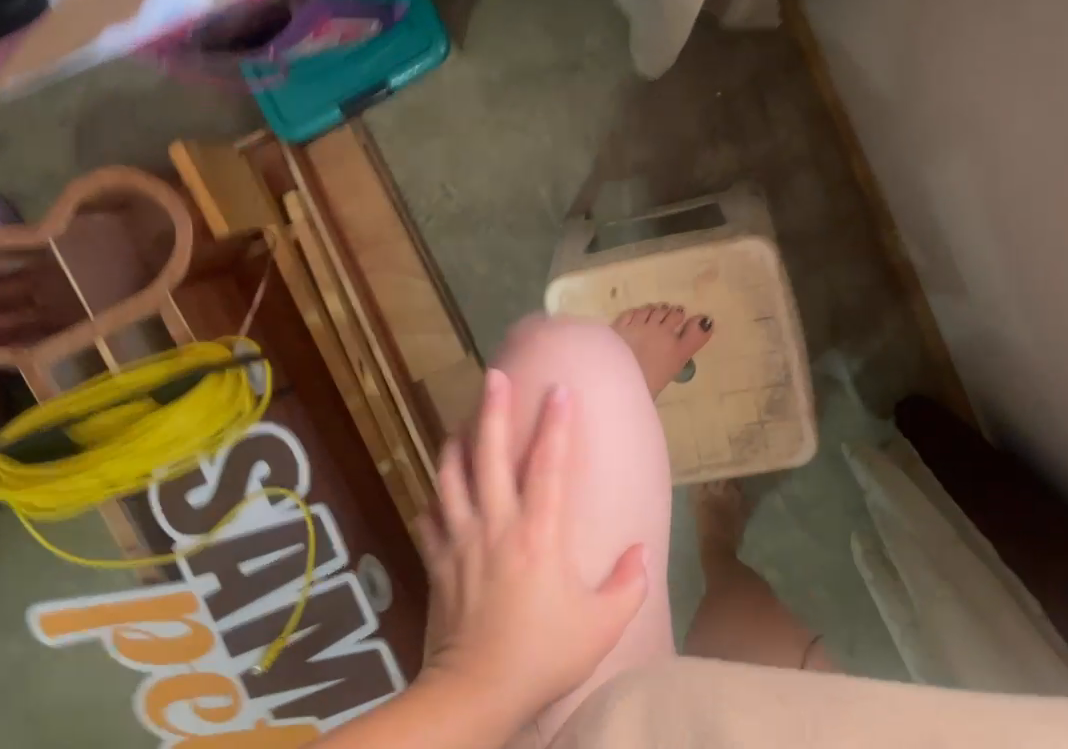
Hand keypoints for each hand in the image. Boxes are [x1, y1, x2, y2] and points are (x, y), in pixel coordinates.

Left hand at [414, 370, 648, 726]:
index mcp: (539, 534)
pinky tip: (433, 495)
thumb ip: (627, 584)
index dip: (557, 423)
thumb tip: (640, 551)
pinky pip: (428, 521)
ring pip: (451, 478)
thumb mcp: (602, 625)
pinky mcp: (437, 563)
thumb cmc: (543, 655)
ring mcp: (461, 541)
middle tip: (493, 375)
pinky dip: (430, 503)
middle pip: (490, 455)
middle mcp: (496, 526)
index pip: (549, 464)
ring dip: (454, 446)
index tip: (560, 387)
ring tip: (459, 423)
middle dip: (492, 409)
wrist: (476, 692)